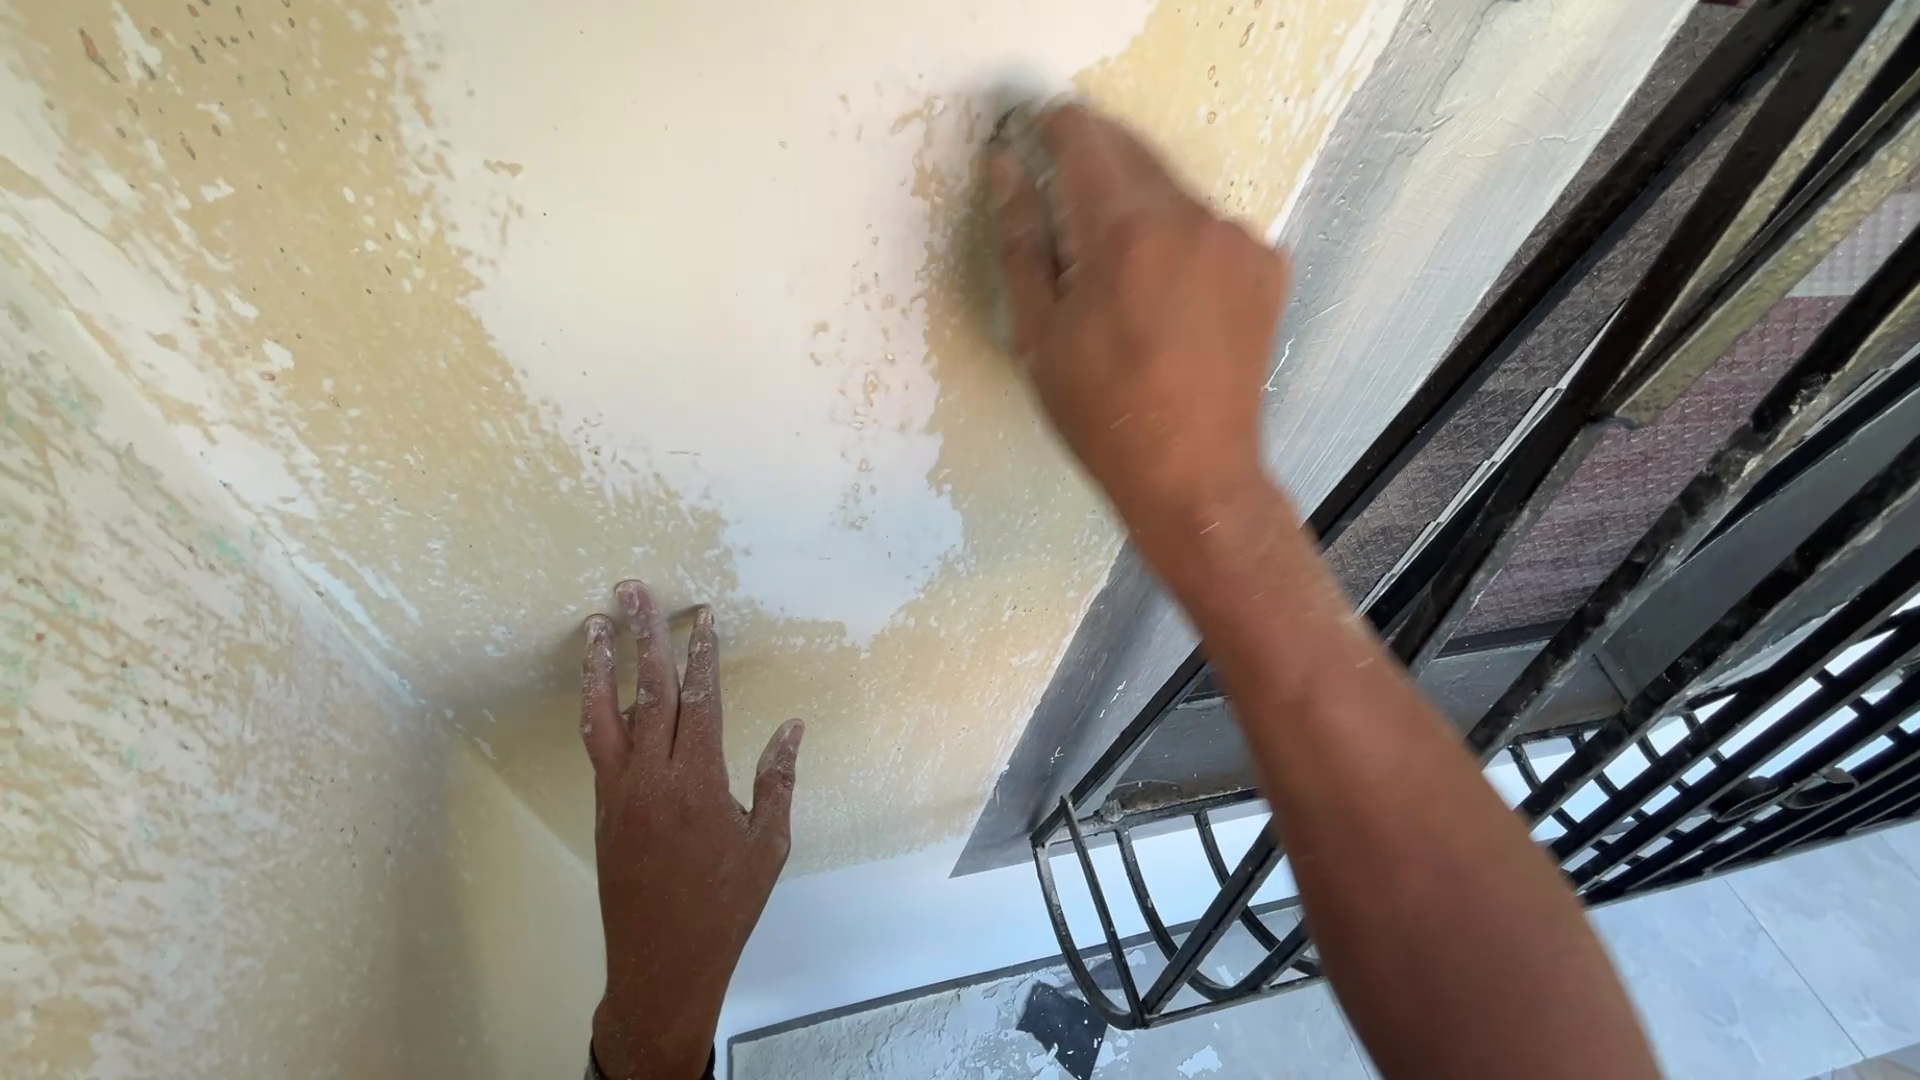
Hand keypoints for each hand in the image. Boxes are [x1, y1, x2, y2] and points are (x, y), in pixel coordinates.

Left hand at [580, 580, 803, 1079]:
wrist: (662, 962)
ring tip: (598, 621)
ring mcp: (621, 789)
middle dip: (645, 635)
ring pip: (607, 713)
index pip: (700, 700)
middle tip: (634, 589)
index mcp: (698, 781)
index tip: (703, 616)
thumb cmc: (725, 902)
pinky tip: (595, 684)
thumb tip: (792, 727)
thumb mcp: (769, 845)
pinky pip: (596, 742)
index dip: (703, 654)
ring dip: (603, 663)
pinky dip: (594, 704)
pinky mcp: (604, 805)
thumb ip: (777, 780)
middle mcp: (653, 776)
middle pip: (650, 691)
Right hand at [991, 104, 1290, 547]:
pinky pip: (1208, 227)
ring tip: (1114, 268)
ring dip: (1136, 205)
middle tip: (1062, 203)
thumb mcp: (1040, 336)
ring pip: (1172, 190)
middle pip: (1132, 153)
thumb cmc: (1102, 417)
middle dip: (1092, 163)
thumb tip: (1006, 170)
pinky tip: (1163, 292)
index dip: (1051, 129)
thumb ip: (1022, 241)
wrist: (1193, 475)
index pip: (1082, 140)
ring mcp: (1238, 240)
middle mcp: (1192, 218)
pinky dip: (1178, 239)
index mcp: (1126, 235)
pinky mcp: (1266, 265)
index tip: (1032, 137)